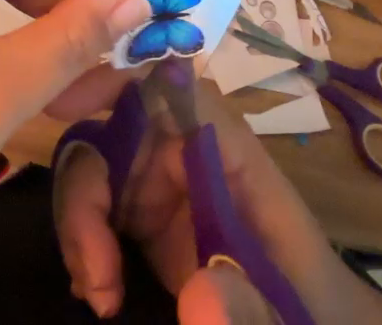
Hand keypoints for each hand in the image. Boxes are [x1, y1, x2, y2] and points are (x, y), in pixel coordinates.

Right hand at [55, 81, 307, 322]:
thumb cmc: (316, 310)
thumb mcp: (295, 313)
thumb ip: (256, 309)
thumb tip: (201, 293)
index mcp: (230, 155)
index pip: (169, 90)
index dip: (115, 79)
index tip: (64, 104)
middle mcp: (184, 156)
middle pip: (111, 131)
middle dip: (86, 189)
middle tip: (94, 270)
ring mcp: (157, 186)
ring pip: (92, 168)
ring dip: (78, 222)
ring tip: (99, 292)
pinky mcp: (138, 220)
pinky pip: (90, 208)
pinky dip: (80, 242)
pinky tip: (97, 290)